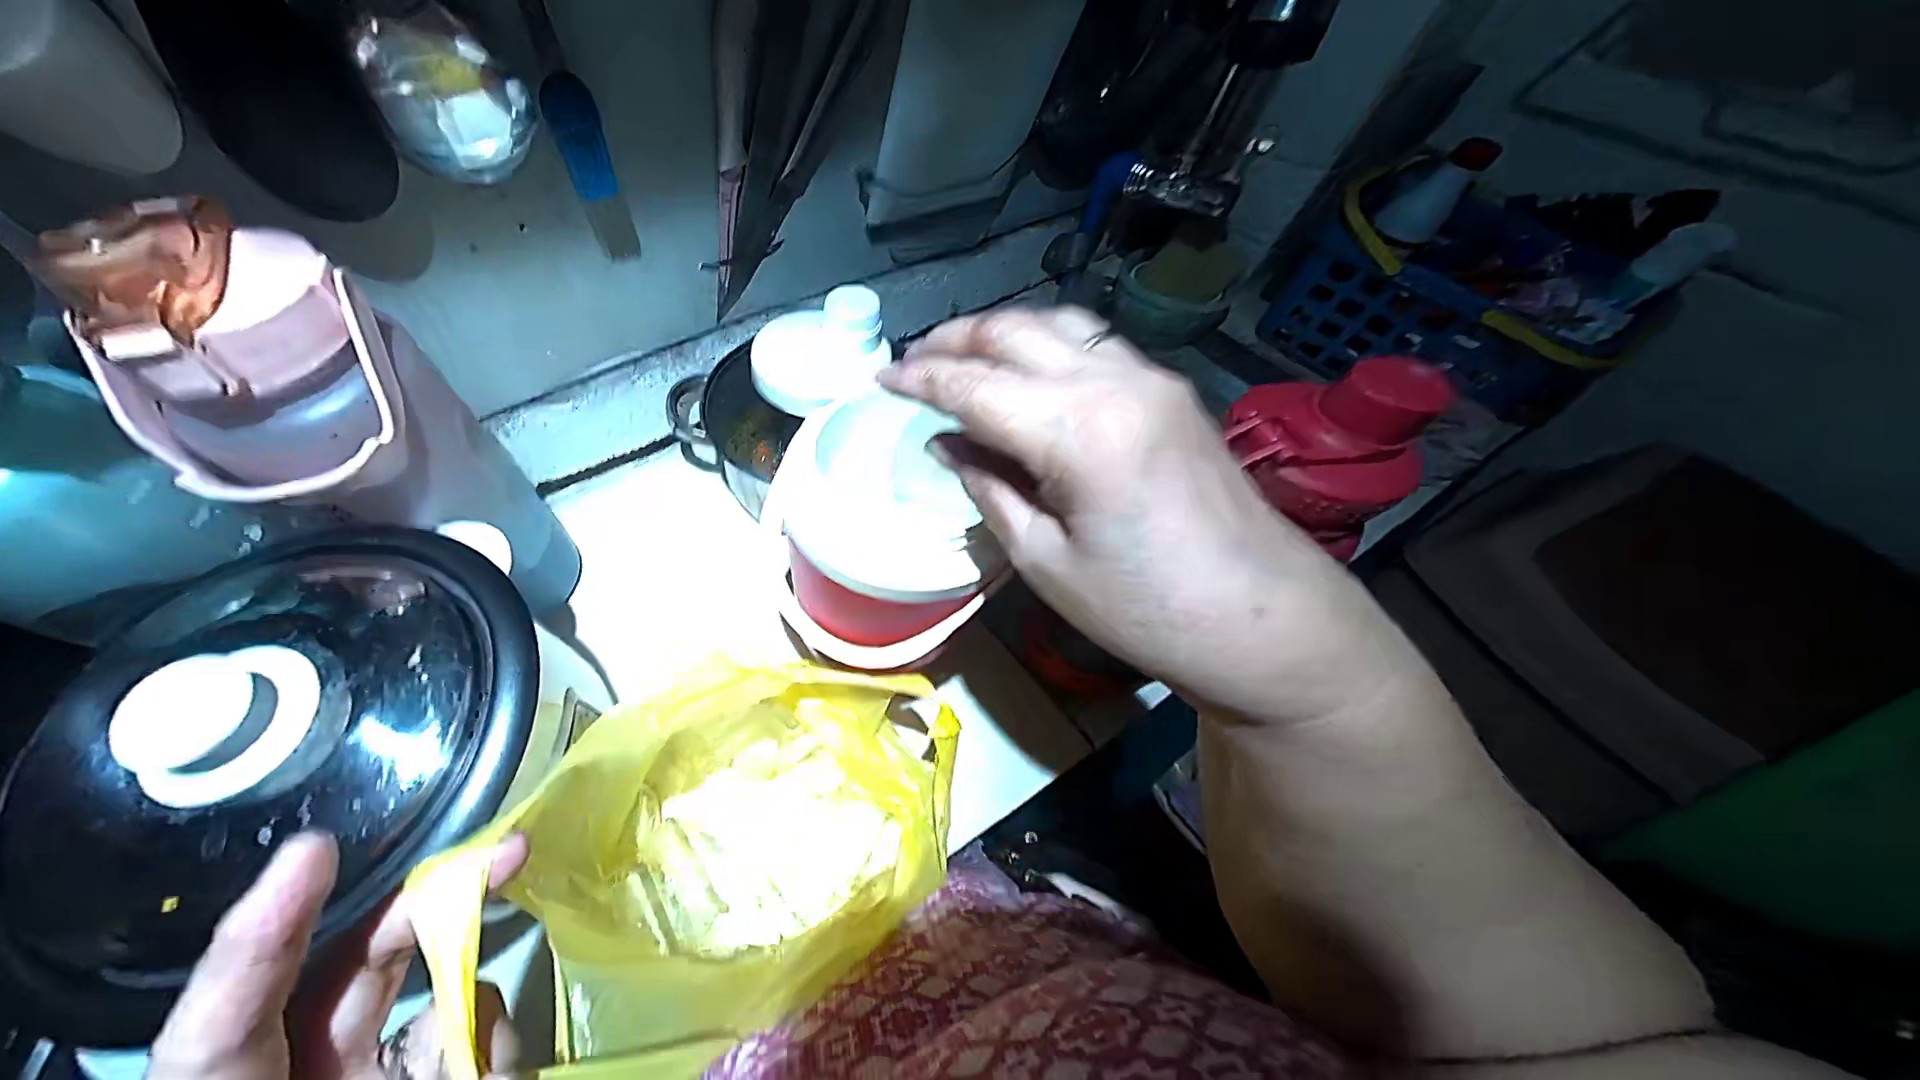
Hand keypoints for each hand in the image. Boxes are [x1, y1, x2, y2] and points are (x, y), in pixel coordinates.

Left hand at [146, 831, 527, 1079]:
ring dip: (474, 1013)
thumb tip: (478, 1016)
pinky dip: (490, 1047)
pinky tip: (490, 1078)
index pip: (220, 1029)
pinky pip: (465, 1036)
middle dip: (431, 902)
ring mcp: (366, 1074)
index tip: (315, 853)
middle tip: (509, 853)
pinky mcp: (421, 1072)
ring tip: (485, 1078)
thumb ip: (439, 1072)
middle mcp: (304, 1075)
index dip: (257, 940)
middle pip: (354, 971)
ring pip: (426, 997)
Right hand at [882, 307, 1415, 724]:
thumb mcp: (1046, 562)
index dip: (920, 379)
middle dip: (953, 340)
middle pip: (1015, 332)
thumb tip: (947, 443)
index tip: (880, 381)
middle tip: (911, 363)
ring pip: (1058, 325)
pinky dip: (1046, 346)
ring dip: (1001, 333)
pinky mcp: (1171, 392)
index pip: (975, 384)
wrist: (1264, 619)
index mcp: (1077, 428)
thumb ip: (990, 488)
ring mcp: (1151, 378)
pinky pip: (1094, 346)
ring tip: (961, 358)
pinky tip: (1025, 373)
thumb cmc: (1146, 611)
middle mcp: (1115, 381)